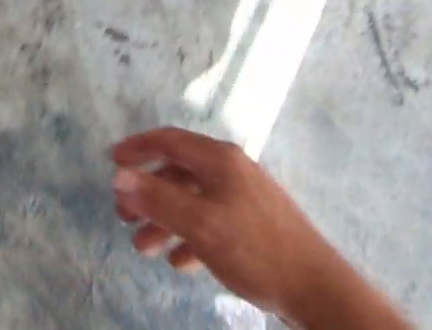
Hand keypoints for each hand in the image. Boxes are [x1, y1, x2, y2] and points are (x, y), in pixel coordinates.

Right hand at [110, 128, 409, 329]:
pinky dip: (191, 235)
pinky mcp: (256, 225)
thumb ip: (157, 199)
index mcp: (219, 159)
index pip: (168, 140)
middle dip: (148, 193)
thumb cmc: (255, 248)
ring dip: (166, 220)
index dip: (137, 148)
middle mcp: (232, 170)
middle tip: (123, 215)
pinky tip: (181, 261)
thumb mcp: (199, 223)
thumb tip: (119, 177)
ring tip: (145, 247)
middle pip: (178, 172)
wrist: (320, 291)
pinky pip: (213, 221)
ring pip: (194, 201)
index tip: (112, 161)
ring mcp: (246, 197)